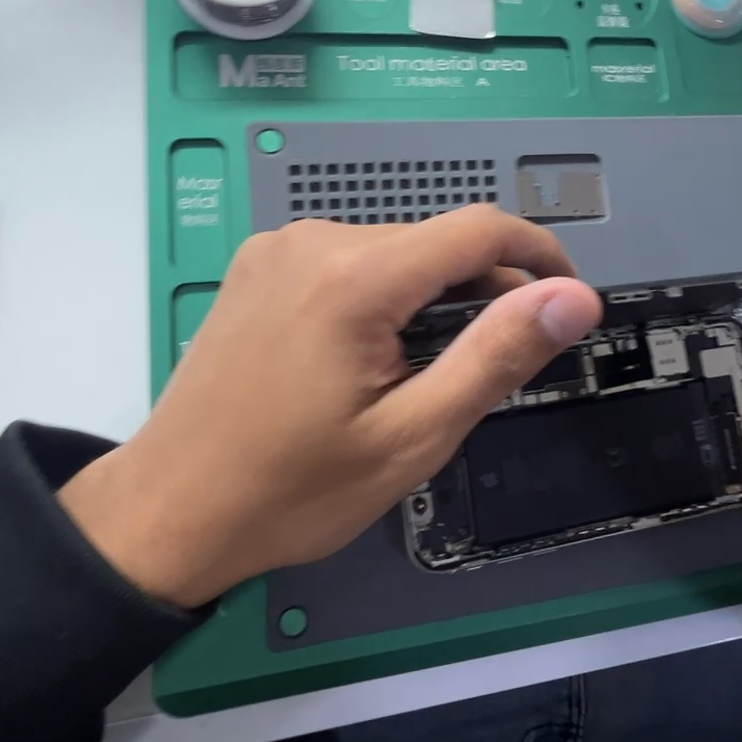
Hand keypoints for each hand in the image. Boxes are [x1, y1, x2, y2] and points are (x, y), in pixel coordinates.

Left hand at [59, 206, 602, 607]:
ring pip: (395, 249)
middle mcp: (314, 240)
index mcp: (356, 276)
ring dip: (434, 293)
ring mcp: (279, 248)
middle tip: (496, 359)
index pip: (479, 229)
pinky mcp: (260, 265)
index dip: (539, 254)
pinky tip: (375, 350)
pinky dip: (386, 291)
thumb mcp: (413, 435)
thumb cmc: (294, 489)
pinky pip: (350, 259)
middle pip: (435, 240)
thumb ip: (496, 356)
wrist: (169, 512)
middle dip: (484, 286)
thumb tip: (572, 299)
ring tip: (430, 366)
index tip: (565, 300)